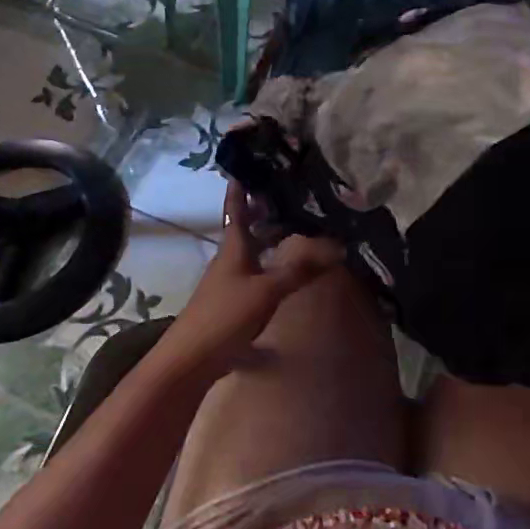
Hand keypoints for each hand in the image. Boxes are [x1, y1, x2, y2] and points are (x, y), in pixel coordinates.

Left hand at [156, 183, 342, 370]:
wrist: (191, 360)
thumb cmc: (226, 316)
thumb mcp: (267, 290)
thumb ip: (301, 270)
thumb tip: (338, 247)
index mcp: (233, 249)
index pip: (237, 211)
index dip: (240, 190)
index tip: (246, 168)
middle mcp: (229, 262)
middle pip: (247, 232)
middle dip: (264, 216)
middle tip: (290, 200)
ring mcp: (228, 284)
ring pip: (252, 255)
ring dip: (270, 244)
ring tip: (296, 235)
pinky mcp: (232, 306)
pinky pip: (255, 278)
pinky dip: (272, 271)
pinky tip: (287, 279)